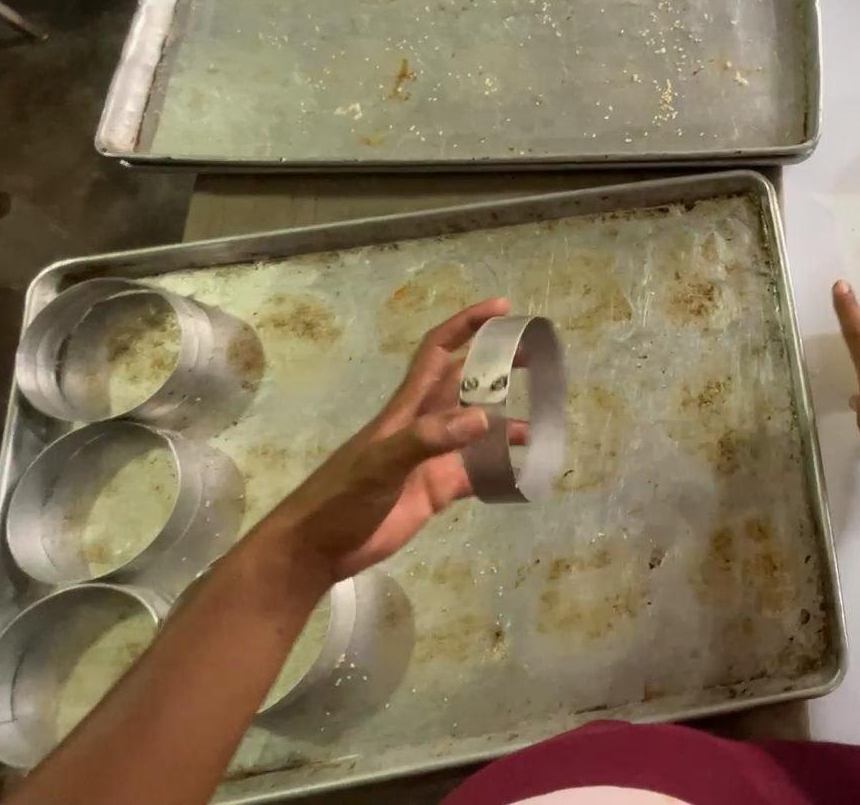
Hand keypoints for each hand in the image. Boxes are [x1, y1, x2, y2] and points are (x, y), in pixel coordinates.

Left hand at [248, 297, 525, 587]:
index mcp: (409, 407)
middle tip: (538, 357)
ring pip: (480, 427)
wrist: (314, 551)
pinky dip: (505, 469)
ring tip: (544, 420)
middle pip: (468, 382)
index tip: (503, 309)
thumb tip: (483, 417)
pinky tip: (527, 472)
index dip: (468, 325)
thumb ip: (429, 439)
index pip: (440, 350)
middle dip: (500, 364)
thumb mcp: (381, 463)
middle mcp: (427, 423)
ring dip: (509, 421)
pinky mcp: (440, 488)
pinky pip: (481, 472)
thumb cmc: (340, 498)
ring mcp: (435, 456)